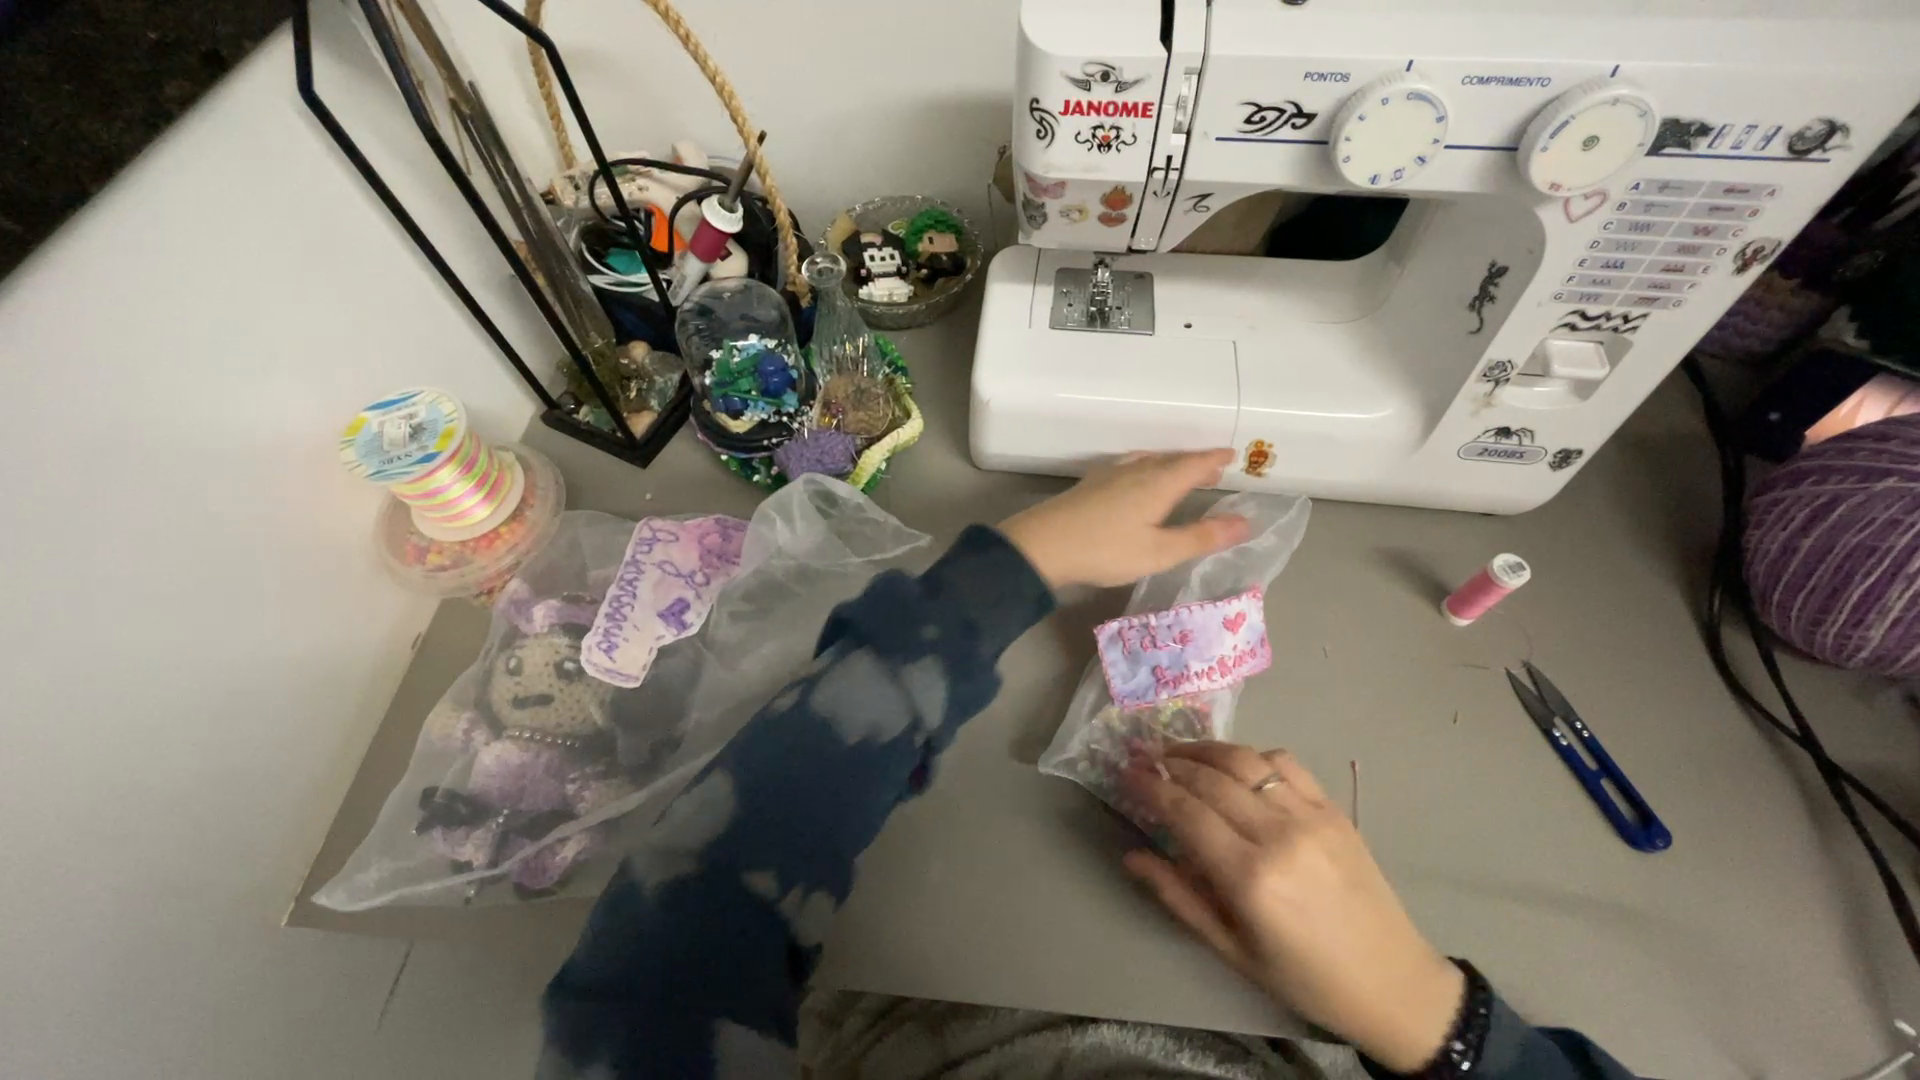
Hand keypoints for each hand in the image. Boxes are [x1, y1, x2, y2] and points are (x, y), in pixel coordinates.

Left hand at [997, 450, 1247, 589]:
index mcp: (1157, 483)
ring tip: (1179, 472)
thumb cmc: (1105, 550)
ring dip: (1169, 463)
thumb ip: (1201, 537)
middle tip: (1213, 466)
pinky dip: (1145, 467)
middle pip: (1171, 459)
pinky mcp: (1090, 484)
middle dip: (1194, 461)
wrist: (1042, 545)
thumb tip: (1245, 522)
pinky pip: (1128, 465)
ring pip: (1148, 460)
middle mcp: (1135, 471)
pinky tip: (1136, 478)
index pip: (1193, 464)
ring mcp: (1109, 475)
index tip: (1232, 454)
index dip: (1214, 458)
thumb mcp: (1159, 552)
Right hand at [1120, 742, 1464, 1074]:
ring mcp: (1310, 816)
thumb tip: (1132, 856)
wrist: (1393, 982)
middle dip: (1169, 763)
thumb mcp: (1231, 949)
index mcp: (1249, 877)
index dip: (1150, 786)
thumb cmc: (1304, 976)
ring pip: (1245, 761)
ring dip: (1205, 750)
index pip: (1185, 811)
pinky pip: (1285, 763)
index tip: (1126, 773)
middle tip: (1143, 757)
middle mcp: (1278, 835)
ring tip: (1179, 753)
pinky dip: (1251, 755)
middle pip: (1209, 779)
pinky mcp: (1333, 809)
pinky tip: (1234, 764)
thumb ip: (1178, 896)